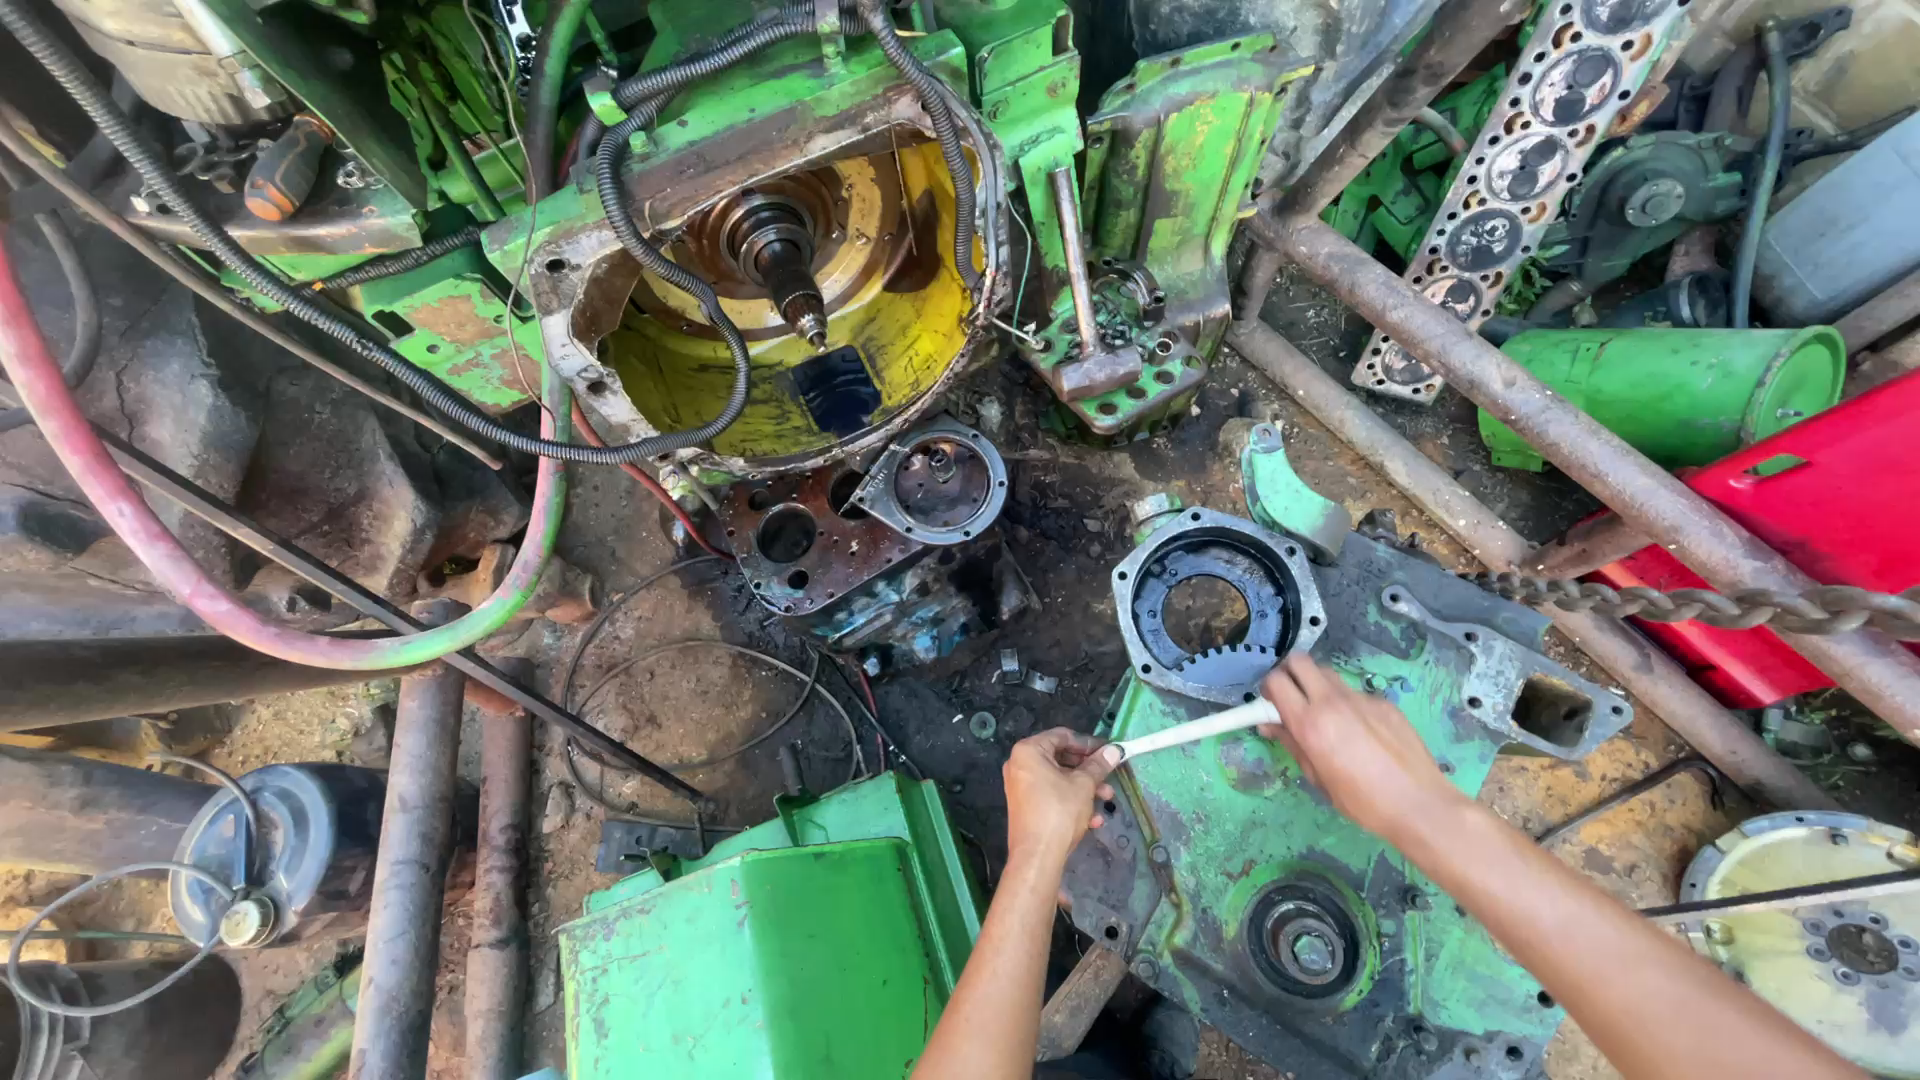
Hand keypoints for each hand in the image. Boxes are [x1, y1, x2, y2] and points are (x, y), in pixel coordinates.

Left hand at [1003, 728, 1118, 867]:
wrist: (1037, 857)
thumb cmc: (1059, 811)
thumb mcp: (1083, 785)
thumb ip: (1098, 765)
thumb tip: (1114, 750)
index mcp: (1029, 751)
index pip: (1062, 736)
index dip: (1088, 743)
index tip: (1108, 752)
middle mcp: (1020, 765)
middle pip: (1061, 758)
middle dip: (1088, 770)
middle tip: (1109, 777)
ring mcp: (1021, 787)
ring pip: (1059, 780)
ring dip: (1084, 788)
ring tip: (1107, 800)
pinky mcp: (1026, 807)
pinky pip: (1052, 796)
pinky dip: (1071, 802)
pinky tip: (1093, 819)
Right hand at [1258, 653, 1466, 844]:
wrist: (1421, 805)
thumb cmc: (1363, 801)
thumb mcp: (1318, 778)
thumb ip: (1292, 744)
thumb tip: (1270, 725)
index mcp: (1310, 724)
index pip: (1276, 681)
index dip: (1267, 687)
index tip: (1270, 703)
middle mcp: (1333, 702)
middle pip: (1299, 661)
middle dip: (1288, 673)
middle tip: (1291, 698)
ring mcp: (1362, 699)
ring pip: (1328, 674)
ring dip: (1317, 685)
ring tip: (1325, 714)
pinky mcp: (1384, 703)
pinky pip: (1355, 693)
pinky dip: (1347, 704)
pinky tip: (1361, 732)